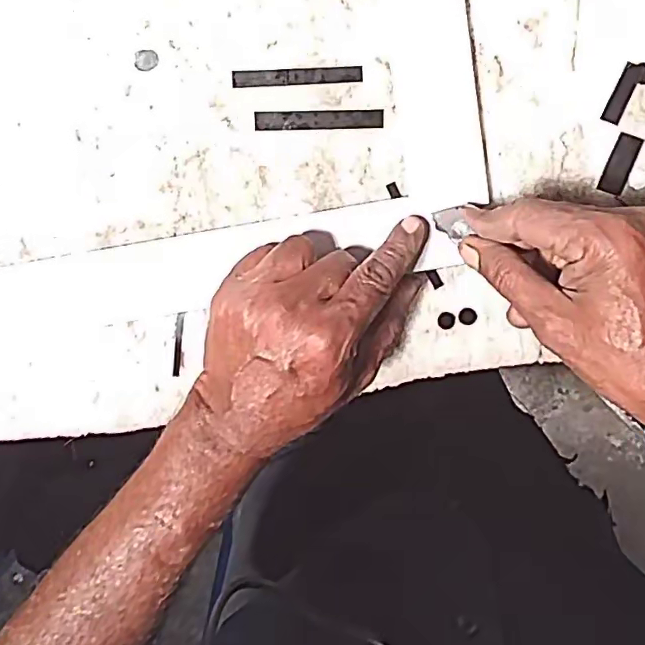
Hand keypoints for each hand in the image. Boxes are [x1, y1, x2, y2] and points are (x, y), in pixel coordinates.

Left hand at [188, 217, 429, 461]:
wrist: (235, 415)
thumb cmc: (292, 402)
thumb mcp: (355, 376)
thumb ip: (388, 324)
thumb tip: (407, 285)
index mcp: (328, 336)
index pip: (375, 275)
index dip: (399, 248)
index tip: (409, 229)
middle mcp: (292, 310)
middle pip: (344, 257)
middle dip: (350, 275)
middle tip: (338, 301)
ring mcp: (260, 295)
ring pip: (309, 245)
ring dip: (315, 264)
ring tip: (307, 295)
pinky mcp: (235, 285)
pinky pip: (272, 248)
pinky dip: (283, 263)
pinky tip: (283, 291)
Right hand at [458, 199, 644, 465]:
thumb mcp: (556, 324)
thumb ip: (509, 277)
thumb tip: (481, 251)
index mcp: (606, 238)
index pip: (528, 215)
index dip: (489, 222)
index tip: (467, 223)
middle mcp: (633, 222)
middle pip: (551, 216)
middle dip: (518, 243)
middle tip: (491, 264)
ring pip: (574, 225)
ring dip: (547, 252)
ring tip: (532, 292)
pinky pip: (601, 234)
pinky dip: (576, 254)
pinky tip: (563, 285)